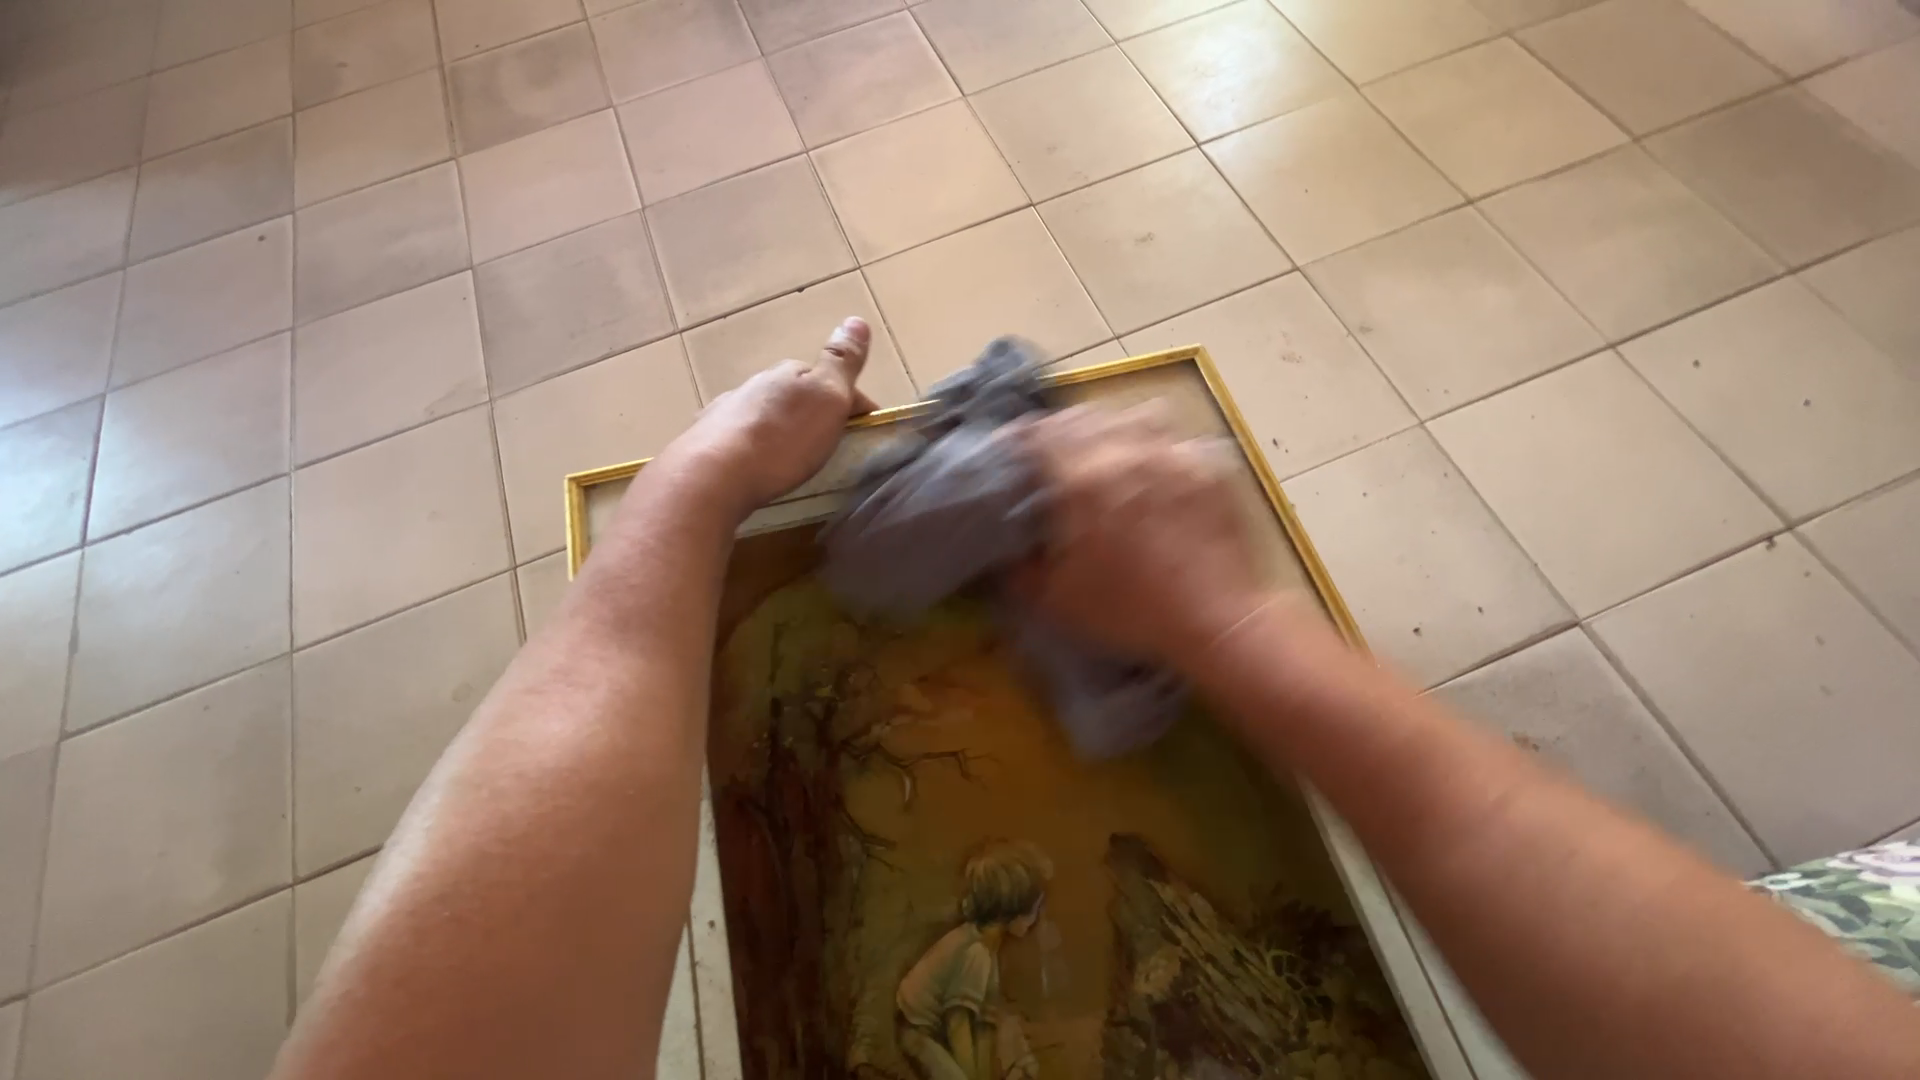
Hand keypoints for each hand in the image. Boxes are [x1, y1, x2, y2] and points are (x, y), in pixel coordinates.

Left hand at [667, 317, 876, 515]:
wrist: (713, 476)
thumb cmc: (781, 439)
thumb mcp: (827, 397)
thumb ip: (842, 362)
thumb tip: (857, 319)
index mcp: (789, 372)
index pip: (833, 379)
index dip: (856, 404)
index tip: (869, 432)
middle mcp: (757, 384)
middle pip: (797, 395)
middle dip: (818, 414)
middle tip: (834, 447)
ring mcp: (728, 410)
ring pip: (767, 413)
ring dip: (784, 429)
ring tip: (796, 459)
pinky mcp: (708, 440)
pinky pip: (741, 436)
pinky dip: (756, 446)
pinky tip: (758, 463)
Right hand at [1014, 405, 1267, 673]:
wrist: (1216, 619)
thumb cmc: (1130, 611)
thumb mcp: (1058, 601)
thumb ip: (1020, 572)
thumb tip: (1001, 554)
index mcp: (1081, 480)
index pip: (1041, 433)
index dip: (1022, 434)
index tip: (1015, 444)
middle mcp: (1126, 454)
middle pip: (1086, 416)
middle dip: (1066, 428)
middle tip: (1060, 450)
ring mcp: (1174, 454)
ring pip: (1136, 414)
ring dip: (1117, 426)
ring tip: (1115, 449)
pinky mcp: (1211, 466)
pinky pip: (1178, 438)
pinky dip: (1162, 447)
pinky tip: (1162, 470)